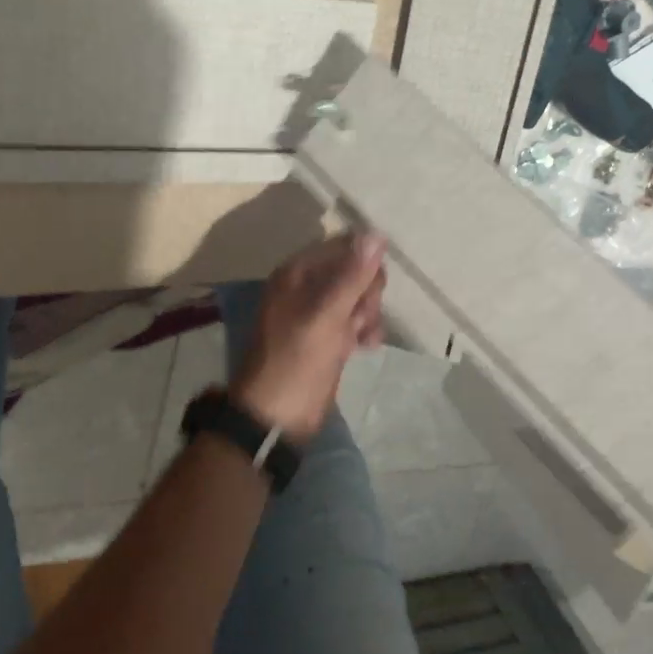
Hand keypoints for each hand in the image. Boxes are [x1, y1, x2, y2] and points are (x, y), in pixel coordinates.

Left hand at [229, 232, 387, 441]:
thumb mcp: (326, 316)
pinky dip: (363, 330)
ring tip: (364, 337)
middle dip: (367, 292)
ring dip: (368, 314)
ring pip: (357, 297)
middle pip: (353, 270)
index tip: (371, 290)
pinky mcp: (326, 337)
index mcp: (297, 273)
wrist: (276, 419)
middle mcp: (305, 286)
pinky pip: (354, 320)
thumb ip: (351, 276)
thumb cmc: (296, 362)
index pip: (343, 246)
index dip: (364, 263)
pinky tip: (367, 346)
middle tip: (361, 317)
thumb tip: (376, 234)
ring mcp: (316, 313)